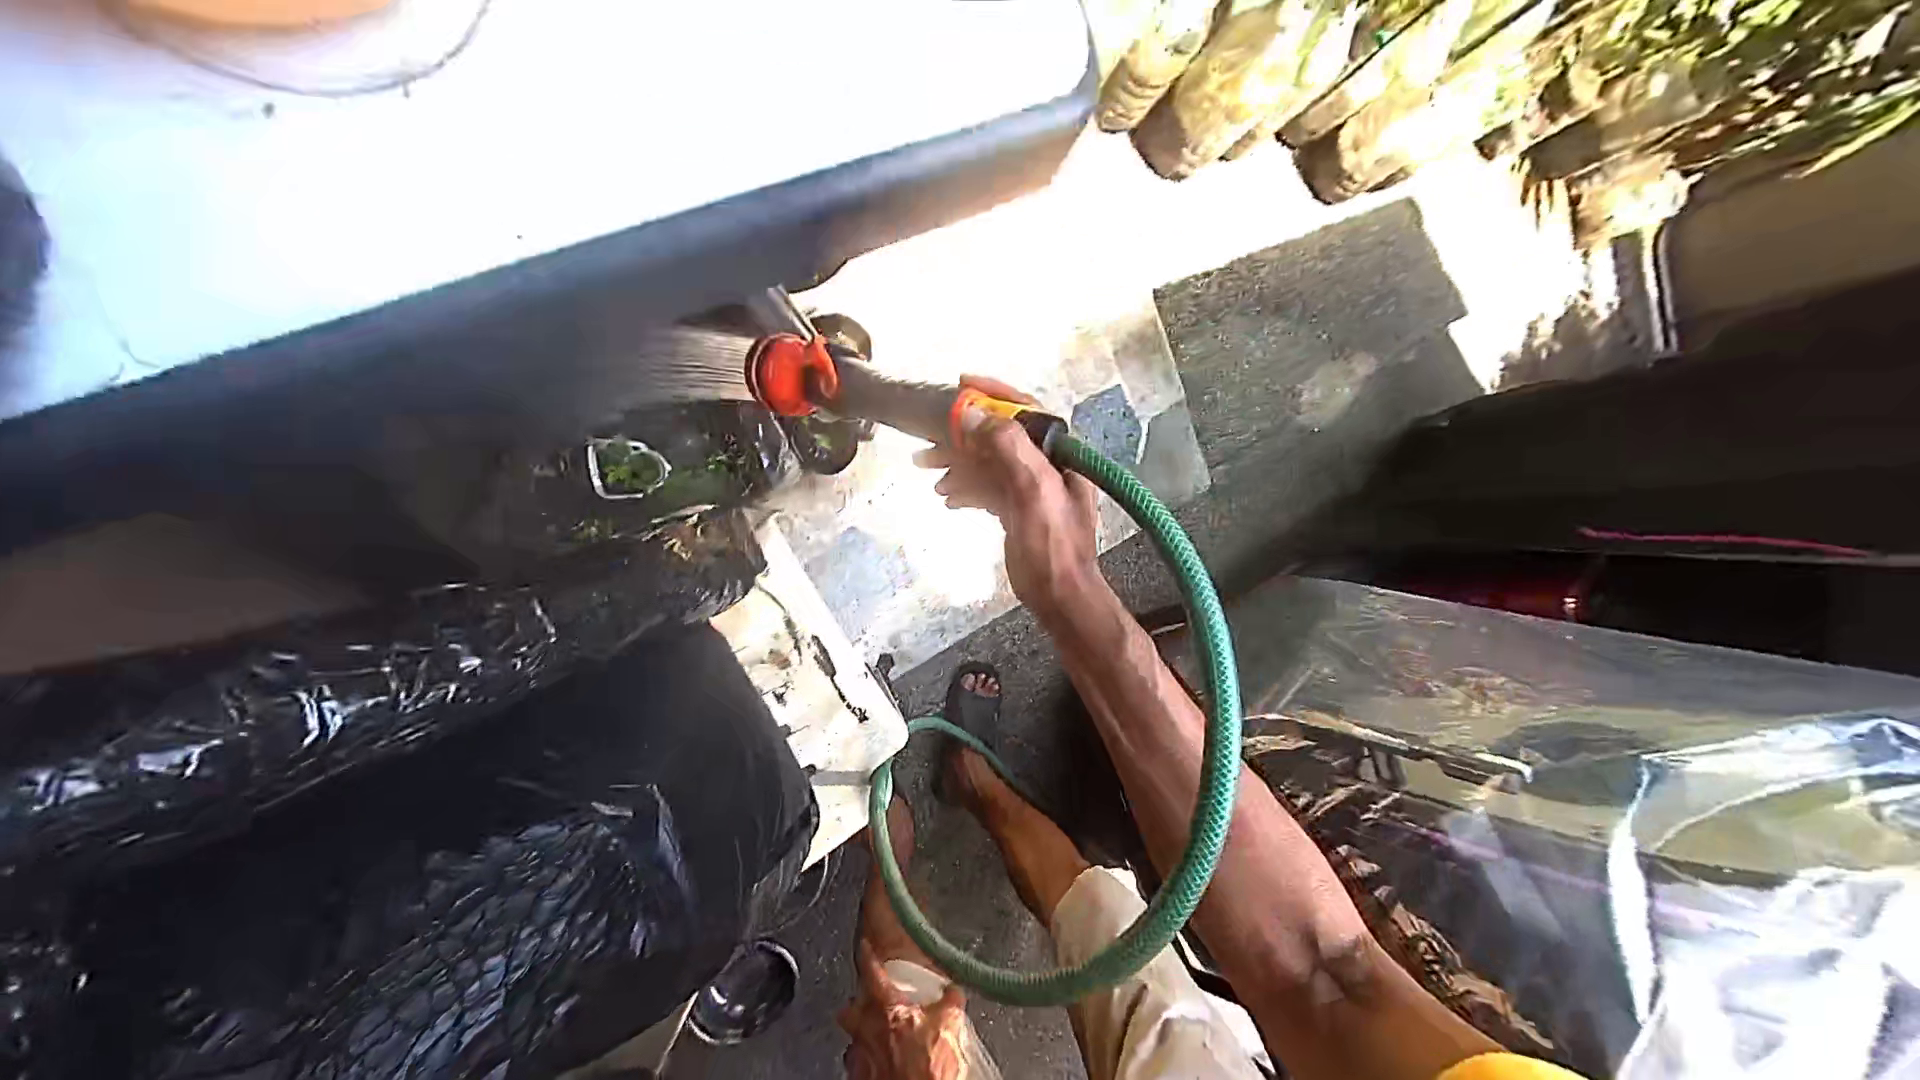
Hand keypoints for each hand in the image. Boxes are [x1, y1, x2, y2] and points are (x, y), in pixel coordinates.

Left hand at [837, 941, 972, 1079]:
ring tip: (876, 1037)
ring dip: (862, 1036)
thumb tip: (954, 990)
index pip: (872, 973)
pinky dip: (866, 1063)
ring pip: (853, 1040)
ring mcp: (860, 1059)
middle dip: (855, 1005)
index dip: (868, 957)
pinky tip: (879, 1064)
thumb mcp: (949, 1023)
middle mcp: (867, 1032)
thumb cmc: (930, 1066)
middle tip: (867, 1002)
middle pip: (849, 1011)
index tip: (865, 946)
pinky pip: (857, 1068)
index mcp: (886, 1009)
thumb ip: (950, 1000)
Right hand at [916, 376, 1099, 617]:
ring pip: (990, 465)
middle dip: (963, 439)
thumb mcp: (1033, 492)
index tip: (959, 386)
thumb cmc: (1052, 547)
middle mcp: (1048, 465)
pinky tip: (949, 497)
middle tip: (927, 446)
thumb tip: (971, 415)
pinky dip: (969, 489)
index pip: (1025, 410)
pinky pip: (990, 489)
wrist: (1061, 597)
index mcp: (1059, 453)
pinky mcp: (1020, 510)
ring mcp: (1033, 489)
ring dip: (960, 467)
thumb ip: (1007, 448)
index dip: (993, 394)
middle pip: (1000, 438)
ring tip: (930, 476)